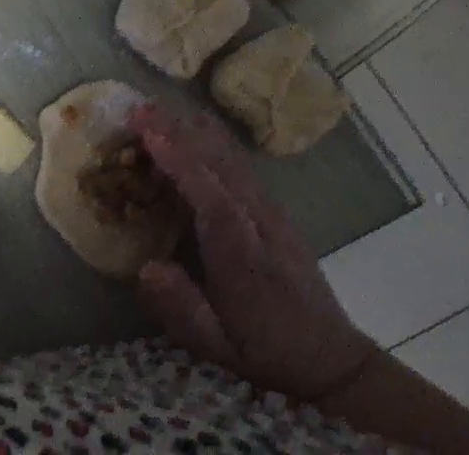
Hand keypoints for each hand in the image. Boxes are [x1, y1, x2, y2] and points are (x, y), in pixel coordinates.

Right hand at [130, 103, 377, 402]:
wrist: (330, 360)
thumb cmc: (260, 348)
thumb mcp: (214, 343)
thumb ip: (179, 306)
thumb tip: (146, 266)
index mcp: (242, 255)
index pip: (212, 198)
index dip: (181, 162)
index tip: (147, 133)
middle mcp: (260, 225)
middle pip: (222, 168)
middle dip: (180, 134)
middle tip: (138, 108)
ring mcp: (272, 215)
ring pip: (234, 162)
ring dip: (195, 131)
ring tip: (159, 107)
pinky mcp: (275, 212)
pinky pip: (241, 167)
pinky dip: (214, 141)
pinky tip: (197, 125)